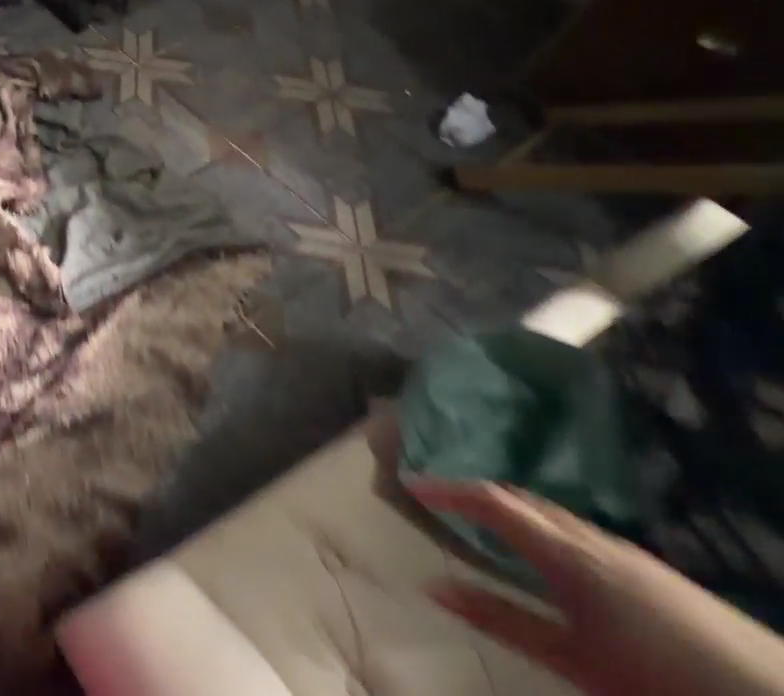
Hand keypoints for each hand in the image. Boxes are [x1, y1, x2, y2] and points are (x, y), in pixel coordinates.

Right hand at [412, 479, 783, 695]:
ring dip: (511, 508)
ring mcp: (627, 553)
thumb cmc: (657, 676)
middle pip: (525, 499)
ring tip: (479, 519)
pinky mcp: (649, 570)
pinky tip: (541, 552)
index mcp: (567, 553)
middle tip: (437, 496)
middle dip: (476, 492)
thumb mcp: (570, 658)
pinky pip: (577, 530)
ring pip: (554, 514)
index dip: (448, 488)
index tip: (409, 482)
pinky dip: (541, 526)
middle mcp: (594, 540)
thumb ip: (501, 620)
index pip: (494, 502)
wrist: (766, 694)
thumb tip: (431, 584)